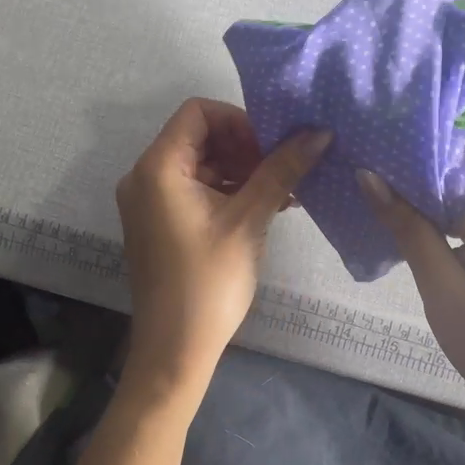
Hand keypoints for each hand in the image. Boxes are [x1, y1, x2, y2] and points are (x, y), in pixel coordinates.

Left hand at [115, 99, 330, 392]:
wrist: (174, 353)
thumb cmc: (209, 282)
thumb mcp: (249, 220)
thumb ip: (281, 170)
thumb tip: (319, 132)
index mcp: (158, 166)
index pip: (198, 112)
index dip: (238, 120)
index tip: (270, 146)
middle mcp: (144, 175)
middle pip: (199, 136)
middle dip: (244, 147)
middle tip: (283, 170)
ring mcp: (148, 200)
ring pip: (200, 162)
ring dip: (240, 170)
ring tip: (282, 192)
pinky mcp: (158, 221)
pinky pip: (193, 187)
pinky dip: (226, 189)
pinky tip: (264, 207)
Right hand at [356, 174, 464, 428]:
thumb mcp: (442, 289)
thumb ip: (407, 227)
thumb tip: (367, 174)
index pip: (441, 172)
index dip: (397, 172)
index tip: (357, 169)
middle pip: (454, 176)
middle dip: (411, 184)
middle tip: (362, 188)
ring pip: (463, 191)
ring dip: (427, 201)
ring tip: (381, 203)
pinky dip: (447, 215)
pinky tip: (416, 225)